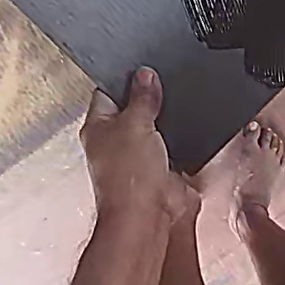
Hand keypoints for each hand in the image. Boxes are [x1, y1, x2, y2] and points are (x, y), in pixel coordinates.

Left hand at [80, 67, 188, 223]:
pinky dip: (180, 141)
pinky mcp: (161, 170)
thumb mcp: (135, 124)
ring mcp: (138, 157)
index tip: (142, 68)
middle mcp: (115, 143)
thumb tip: (145, 76)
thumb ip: (142, 98)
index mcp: (98, 128)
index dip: (124, 78)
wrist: (149, 216)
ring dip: (166, 122)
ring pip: (154, 128)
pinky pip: (172, 147)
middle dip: (149, 100)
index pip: (107, 92)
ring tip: (175, 111)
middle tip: (162, 88)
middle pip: (133, 110)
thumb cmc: (127, 179)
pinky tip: (186, 134)